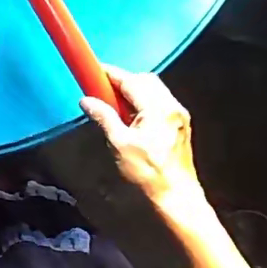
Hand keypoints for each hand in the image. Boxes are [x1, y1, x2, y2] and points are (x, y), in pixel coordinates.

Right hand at [80, 66, 206, 212]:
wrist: (176, 197)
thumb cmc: (149, 173)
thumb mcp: (119, 144)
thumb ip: (104, 117)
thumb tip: (87, 101)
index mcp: (158, 109)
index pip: (131, 80)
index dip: (110, 73)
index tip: (93, 70)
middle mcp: (172, 108)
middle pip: (145, 80)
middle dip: (122, 80)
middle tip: (101, 89)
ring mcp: (178, 116)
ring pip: (153, 90)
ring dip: (132, 91)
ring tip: (112, 105)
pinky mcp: (179, 126)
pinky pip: (158, 103)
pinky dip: (142, 102)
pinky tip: (129, 117)